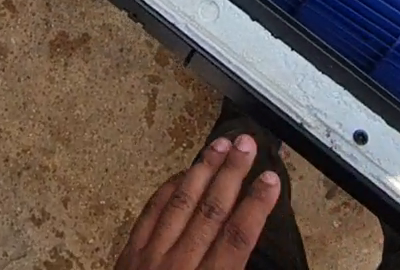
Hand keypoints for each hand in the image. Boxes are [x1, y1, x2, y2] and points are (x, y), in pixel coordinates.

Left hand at [116, 134, 280, 269]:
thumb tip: (250, 248)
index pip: (236, 240)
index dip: (255, 207)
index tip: (271, 179)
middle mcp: (177, 269)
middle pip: (210, 211)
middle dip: (231, 174)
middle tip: (247, 143)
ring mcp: (149, 259)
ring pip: (180, 203)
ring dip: (203, 171)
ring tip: (220, 144)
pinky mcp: (128, 255)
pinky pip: (151, 212)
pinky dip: (169, 189)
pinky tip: (183, 173)